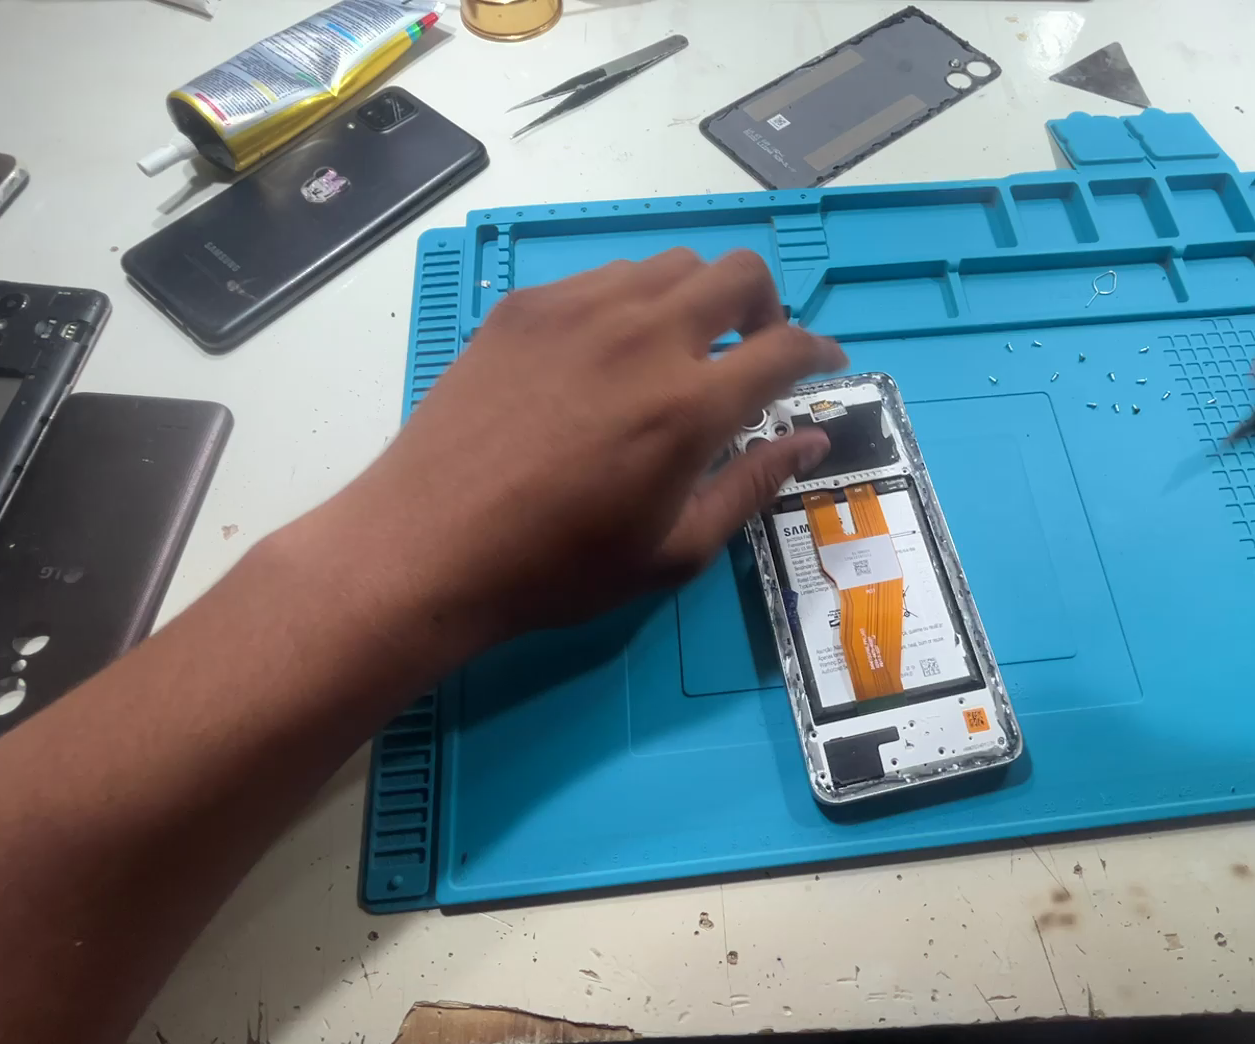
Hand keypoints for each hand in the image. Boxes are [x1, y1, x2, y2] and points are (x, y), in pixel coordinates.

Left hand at [290, 248, 845, 657]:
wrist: (429, 546)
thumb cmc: (559, 567)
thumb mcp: (675, 550)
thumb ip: (752, 485)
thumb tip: (811, 441)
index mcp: (690, 405)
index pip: (785, 349)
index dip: (819, 353)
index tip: (825, 364)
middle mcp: (645, 335)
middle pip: (738, 274)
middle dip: (767, 308)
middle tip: (755, 354)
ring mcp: (580, 309)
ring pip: (671, 266)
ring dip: (700, 301)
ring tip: (681, 353)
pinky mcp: (527, 306)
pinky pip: (606, 278)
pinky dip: (635, 303)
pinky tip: (611, 354)